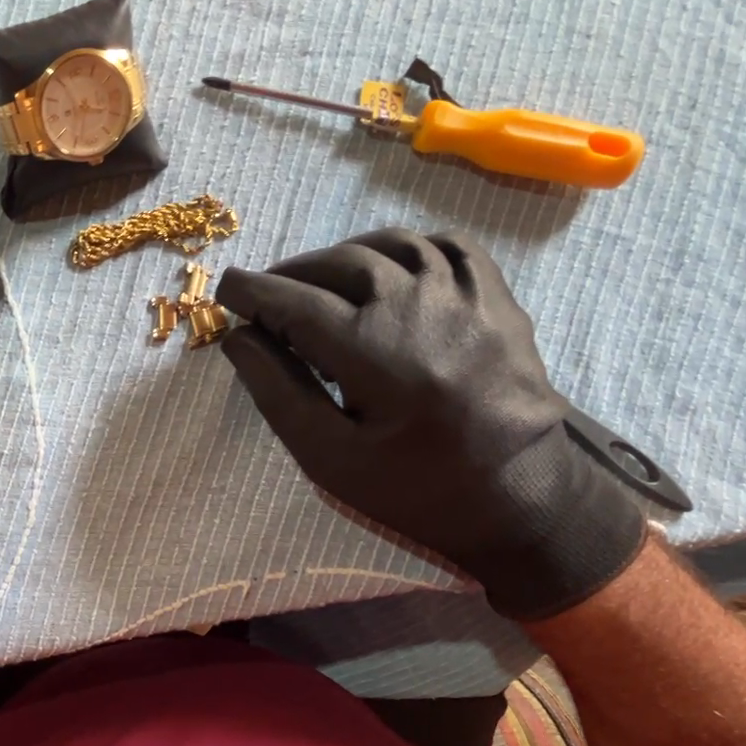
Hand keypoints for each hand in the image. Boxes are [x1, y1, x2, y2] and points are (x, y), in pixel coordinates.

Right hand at [216, 228, 644, 619]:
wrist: (520, 500)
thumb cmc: (412, 489)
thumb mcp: (329, 457)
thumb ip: (278, 391)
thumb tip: (237, 338)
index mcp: (371, 350)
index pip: (293, 301)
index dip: (251, 292)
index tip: (225, 291)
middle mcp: (417, 305)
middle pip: (338, 263)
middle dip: (290, 273)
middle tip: (265, 297)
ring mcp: (465, 296)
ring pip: (390, 245)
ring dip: (341, 255)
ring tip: (317, 280)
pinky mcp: (498, 300)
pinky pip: (447, 246)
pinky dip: (405, 246)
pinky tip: (387, 267)